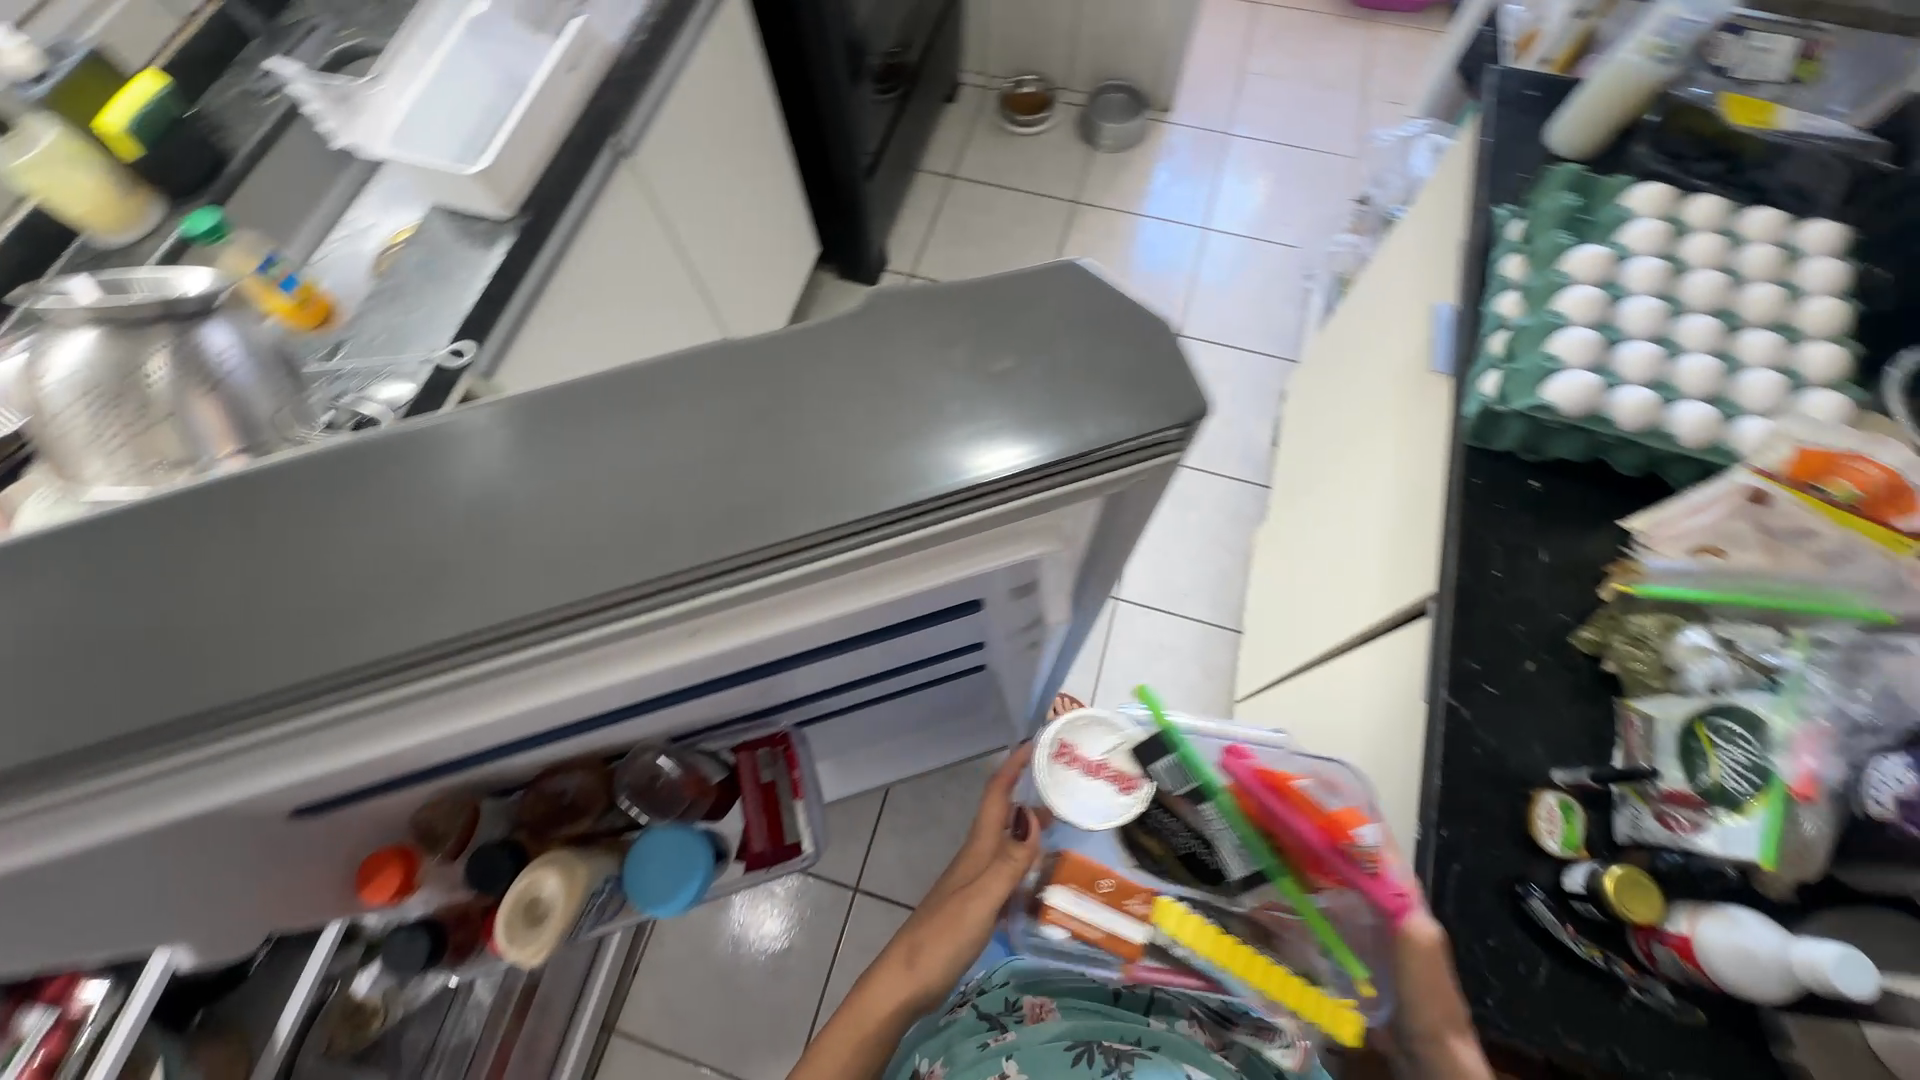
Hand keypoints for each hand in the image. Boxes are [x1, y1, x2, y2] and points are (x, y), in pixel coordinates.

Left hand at [866, 744, 1044, 1014]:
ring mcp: (975, 884)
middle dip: (1032, 796)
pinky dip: (1029, 869)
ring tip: (1067, 831)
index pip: (997, 796)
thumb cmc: (942, 938)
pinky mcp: (978, 908)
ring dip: (1033, 833)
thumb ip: (1009, 862)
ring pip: (1009, 846)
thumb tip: (1032, 814)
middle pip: (1006, 817)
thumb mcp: (981, 899)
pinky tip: (1046, 883)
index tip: (1035, 743)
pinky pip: (1010, 876)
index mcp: (978, 850)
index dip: (1013, 767)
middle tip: (1068, 789)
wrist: (906, 982)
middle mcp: (977, 859)